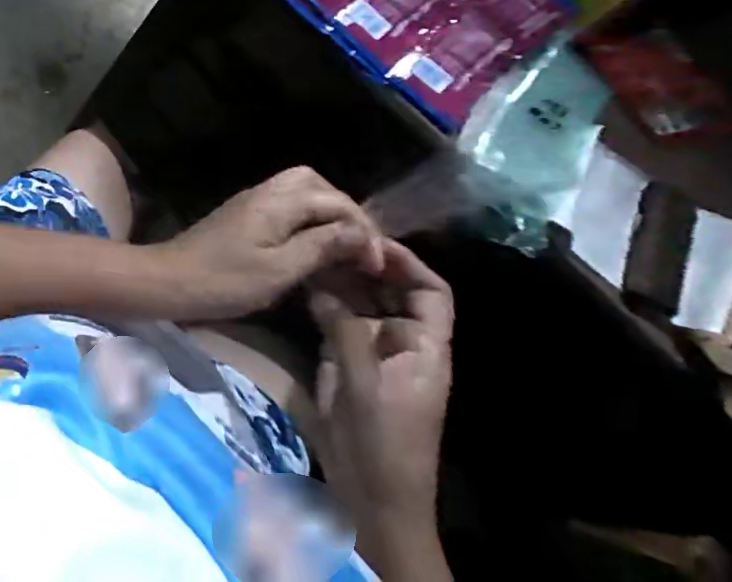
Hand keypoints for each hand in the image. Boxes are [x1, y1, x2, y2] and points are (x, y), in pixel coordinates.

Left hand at [155, 166, 384, 320]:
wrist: (169, 280)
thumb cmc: (224, 280)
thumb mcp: (280, 269)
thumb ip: (321, 246)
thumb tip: (361, 232)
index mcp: (275, 202)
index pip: (334, 199)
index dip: (362, 228)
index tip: (373, 265)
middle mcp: (263, 194)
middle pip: (314, 183)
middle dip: (345, 211)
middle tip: (360, 248)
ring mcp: (249, 205)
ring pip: (298, 194)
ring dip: (326, 216)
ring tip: (343, 250)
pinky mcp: (242, 220)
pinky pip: (283, 209)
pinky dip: (306, 223)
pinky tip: (313, 251)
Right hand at [310, 240, 453, 579]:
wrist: (373, 493)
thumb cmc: (382, 438)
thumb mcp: (363, 380)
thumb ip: (344, 328)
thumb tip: (321, 283)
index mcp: (424, 347)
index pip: (431, 292)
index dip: (407, 262)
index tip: (369, 238)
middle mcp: (402, 342)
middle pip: (392, 292)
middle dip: (366, 264)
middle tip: (328, 238)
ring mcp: (372, 351)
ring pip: (362, 303)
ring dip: (341, 279)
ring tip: (310, 251)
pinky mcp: (346, 360)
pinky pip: (338, 319)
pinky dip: (323, 299)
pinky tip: (301, 282)